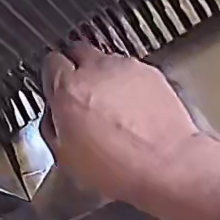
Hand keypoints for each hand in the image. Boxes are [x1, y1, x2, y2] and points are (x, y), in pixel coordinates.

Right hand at [42, 43, 219, 219]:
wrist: (168, 166)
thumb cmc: (120, 167)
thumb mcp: (66, 156)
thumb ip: (54, 126)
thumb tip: (56, 119)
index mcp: (68, 89)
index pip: (51, 63)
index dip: (52, 78)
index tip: (55, 90)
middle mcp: (97, 70)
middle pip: (78, 52)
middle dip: (77, 70)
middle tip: (80, 95)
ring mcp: (127, 69)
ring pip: (107, 61)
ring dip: (105, 79)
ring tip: (111, 109)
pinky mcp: (152, 73)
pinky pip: (133, 72)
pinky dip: (130, 86)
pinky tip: (133, 112)